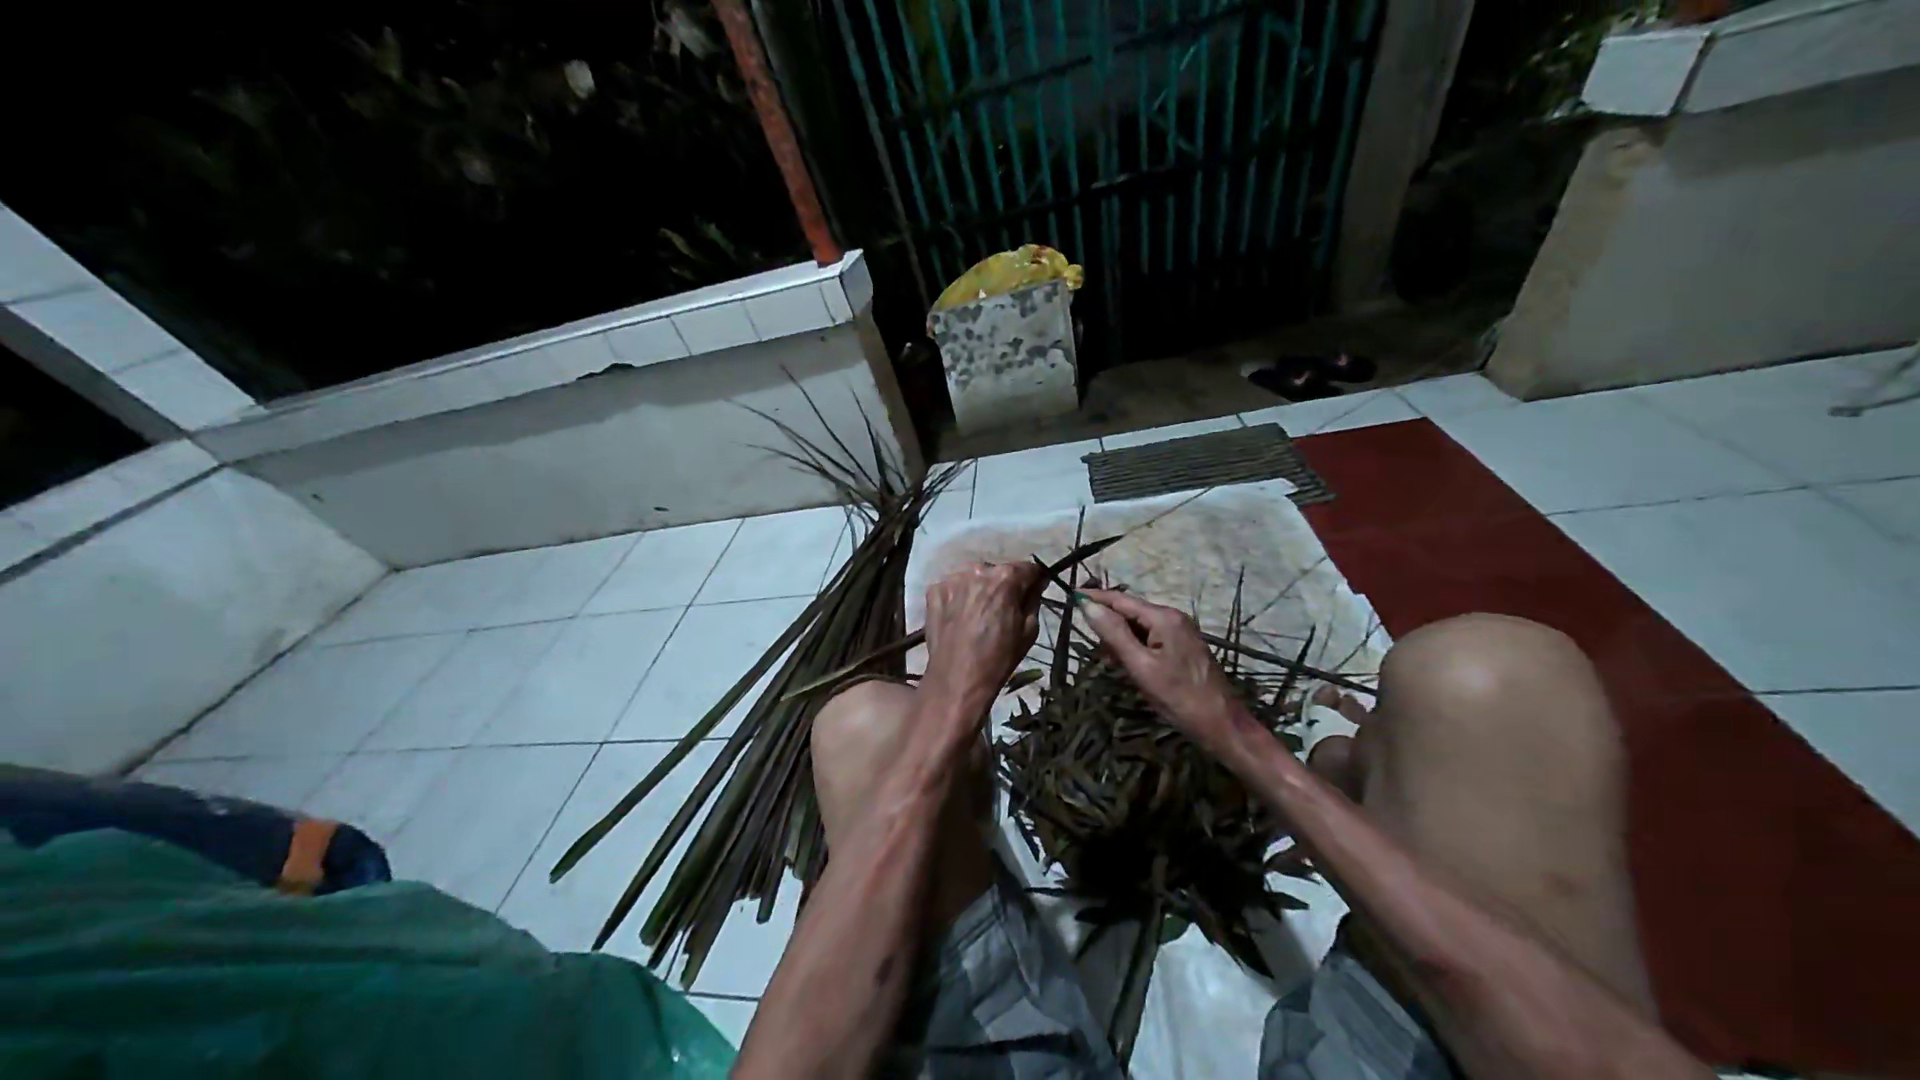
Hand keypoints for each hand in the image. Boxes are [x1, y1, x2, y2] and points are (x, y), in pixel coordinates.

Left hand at [920, 562, 1042, 710]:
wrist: (957, 677)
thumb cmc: (999, 656)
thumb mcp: (1029, 630)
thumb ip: (1033, 599)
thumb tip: (1036, 584)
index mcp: (1005, 578)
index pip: (1027, 568)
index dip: (1033, 580)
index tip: (1032, 591)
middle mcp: (977, 570)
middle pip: (997, 571)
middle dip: (1003, 585)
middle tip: (1001, 608)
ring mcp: (952, 579)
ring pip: (973, 577)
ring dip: (979, 588)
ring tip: (978, 613)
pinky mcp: (934, 590)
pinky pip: (953, 587)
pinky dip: (959, 597)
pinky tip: (960, 616)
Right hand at [1077, 589, 1244, 748]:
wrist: (1221, 724)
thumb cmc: (1178, 697)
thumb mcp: (1140, 666)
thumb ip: (1113, 634)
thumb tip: (1087, 604)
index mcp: (1164, 617)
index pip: (1121, 600)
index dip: (1095, 598)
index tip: (1071, 595)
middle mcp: (1174, 618)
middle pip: (1131, 611)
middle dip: (1107, 621)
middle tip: (1084, 635)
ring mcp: (1180, 633)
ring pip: (1140, 626)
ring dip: (1120, 637)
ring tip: (1104, 655)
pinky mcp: (1183, 648)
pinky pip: (1151, 638)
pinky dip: (1134, 646)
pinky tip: (1125, 663)